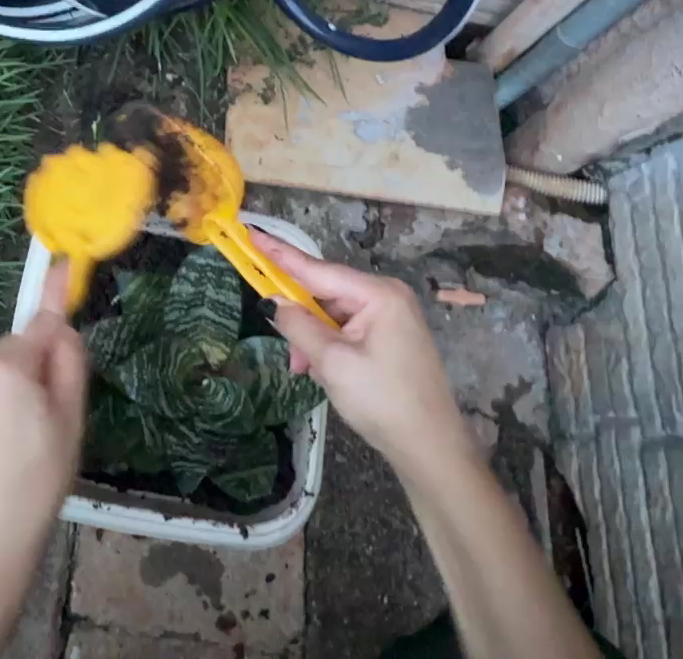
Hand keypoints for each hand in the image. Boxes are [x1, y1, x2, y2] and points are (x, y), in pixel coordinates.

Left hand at [0, 300, 86, 570]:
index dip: (57, 297)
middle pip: (14, 350)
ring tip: (21, 448)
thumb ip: (70, 366)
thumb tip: (63, 330)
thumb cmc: (36, 486)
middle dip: (33, 367)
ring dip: (8, 393)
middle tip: (51, 417)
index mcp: (8, 366)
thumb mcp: (71, 424)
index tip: (64, 262)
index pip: (40, 321)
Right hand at [252, 231, 474, 478]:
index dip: (279, 255)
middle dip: (300, 320)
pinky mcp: (390, 337)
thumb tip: (275, 302)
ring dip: (312, 340)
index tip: (251, 234)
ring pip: (332, 316)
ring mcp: (391, 317)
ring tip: (306, 371)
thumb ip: (299, 326)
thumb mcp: (332, 363)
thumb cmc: (383, 401)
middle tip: (290, 351)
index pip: (317, 269)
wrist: (431, 448)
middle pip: (324, 294)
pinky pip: (346, 330)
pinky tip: (322, 372)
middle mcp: (386, 296)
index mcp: (378, 294)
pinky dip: (328, 348)